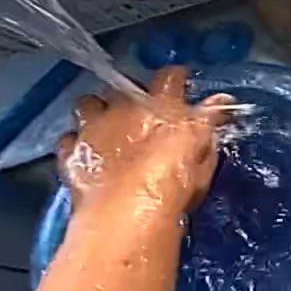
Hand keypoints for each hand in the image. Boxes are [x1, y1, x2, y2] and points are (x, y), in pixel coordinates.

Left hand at [56, 67, 232, 226]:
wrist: (126, 213)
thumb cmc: (174, 182)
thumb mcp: (203, 153)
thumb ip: (209, 124)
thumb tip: (221, 103)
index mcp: (160, 104)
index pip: (170, 77)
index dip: (176, 78)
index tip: (182, 82)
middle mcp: (123, 107)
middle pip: (124, 87)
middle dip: (132, 96)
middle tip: (144, 112)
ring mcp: (92, 129)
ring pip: (88, 104)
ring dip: (98, 111)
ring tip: (109, 125)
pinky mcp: (71, 154)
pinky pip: (69, 139)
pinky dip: (78, 142)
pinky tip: (89, 152)